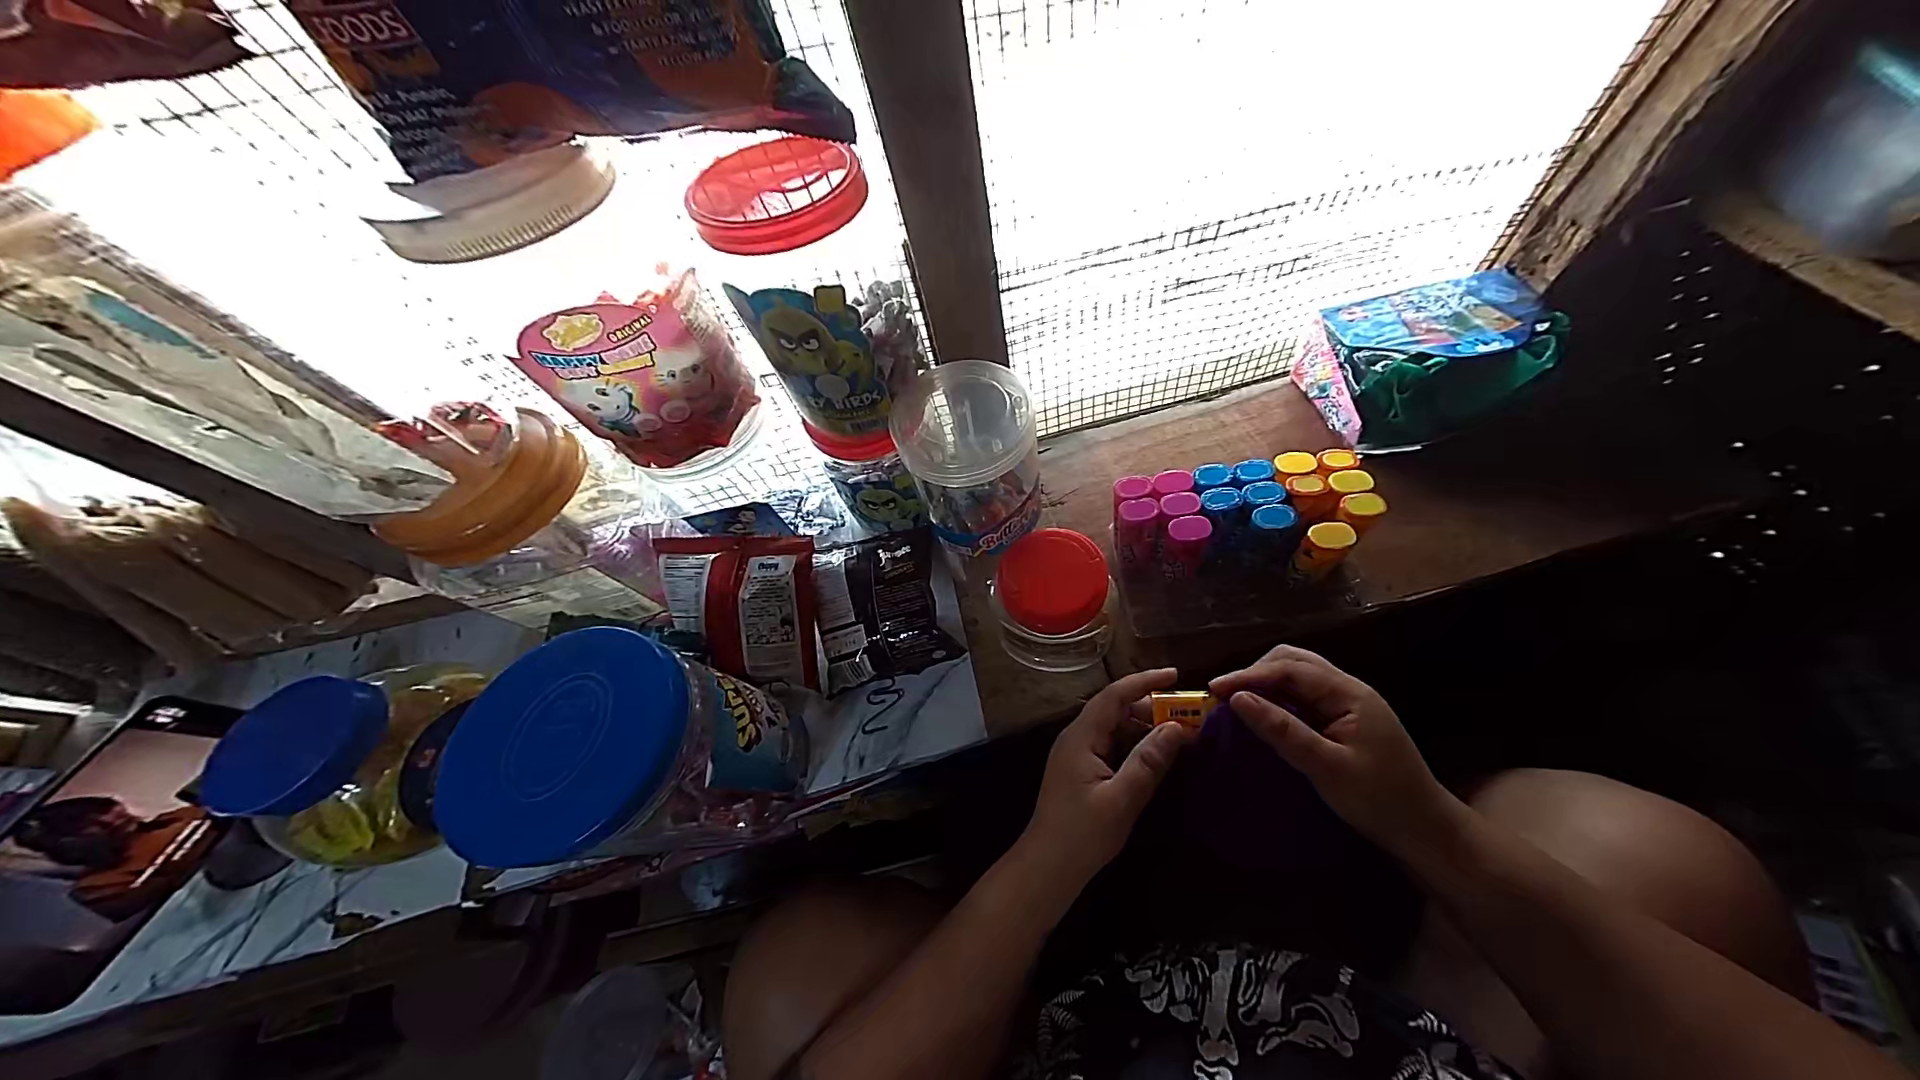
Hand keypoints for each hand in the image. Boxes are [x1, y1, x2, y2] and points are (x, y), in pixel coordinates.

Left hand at [1021, 667, 1194, 884]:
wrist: (1047, 866)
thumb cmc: (1082, 834)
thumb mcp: (1122, 799)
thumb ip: (1149, 762)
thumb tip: (1177, 728)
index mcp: (1081, 737)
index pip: (1114, 695)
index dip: (1144, 682)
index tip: (1176, 675)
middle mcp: (1076, 737)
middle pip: (1114, 708)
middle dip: (1150, 705)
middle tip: (1187, 713)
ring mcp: (1077, 753)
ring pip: (1113, 727)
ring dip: (1144, 726)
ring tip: (1179, 733)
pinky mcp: (1081, 769)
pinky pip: (1111, 744)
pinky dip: (1135, 744)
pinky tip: (1156, 755)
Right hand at [1210, 646, 1465, 855]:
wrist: (1426, 831)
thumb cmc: (1380, 800)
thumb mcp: (1326, 767)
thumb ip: (1282, 730)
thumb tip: (1237, 699)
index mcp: (1349, 694)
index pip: (1290, 669)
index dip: (1248, 675)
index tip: (1214, 689)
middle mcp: (1348, 689)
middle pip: (1293, 661)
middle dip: (1255, 672)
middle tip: (1224, 694)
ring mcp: (1347, 703)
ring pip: (1297, 674)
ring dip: (1265, 682)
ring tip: (1238, 701)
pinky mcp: (1343, 718)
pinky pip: (1303, 694)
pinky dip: (1277, 696)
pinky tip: (1263, 712)